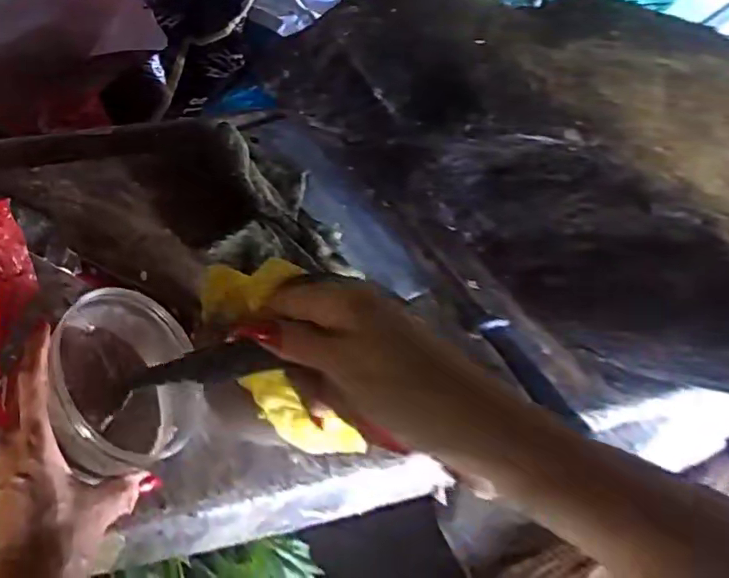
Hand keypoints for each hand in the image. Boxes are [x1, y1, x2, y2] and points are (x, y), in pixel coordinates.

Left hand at [0, 325, 149, 577]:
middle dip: (25, 362)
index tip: (42, 326)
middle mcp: (8, 440)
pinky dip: (18, 410)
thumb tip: (147, 475)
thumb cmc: (57, 538)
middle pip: (13, 389)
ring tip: (39, 371)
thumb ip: (121, 490)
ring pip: (7, 408)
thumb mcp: (95, 512)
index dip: (36, 352)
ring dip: (20, 386)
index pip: (30, 383)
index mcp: (30, 440)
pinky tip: (32, 416)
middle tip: (41, 340)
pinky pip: (7, 428)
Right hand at [241, 278, 554, 476]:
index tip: (236, 352)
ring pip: (320, 343)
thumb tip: (246, 323)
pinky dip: (340, 383)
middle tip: (298, 390)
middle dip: (289, 353)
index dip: (255, 322)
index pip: (278, 296)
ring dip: (316, 375)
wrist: (492, 433)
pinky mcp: (392, 352)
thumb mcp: (339, 367)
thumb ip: (290, 340)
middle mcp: (354, 300)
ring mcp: (376, 325)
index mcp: (340, 295)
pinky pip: (346, 359)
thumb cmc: (407, 394)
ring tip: (329, 409)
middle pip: (297, 317)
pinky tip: (350, 409)